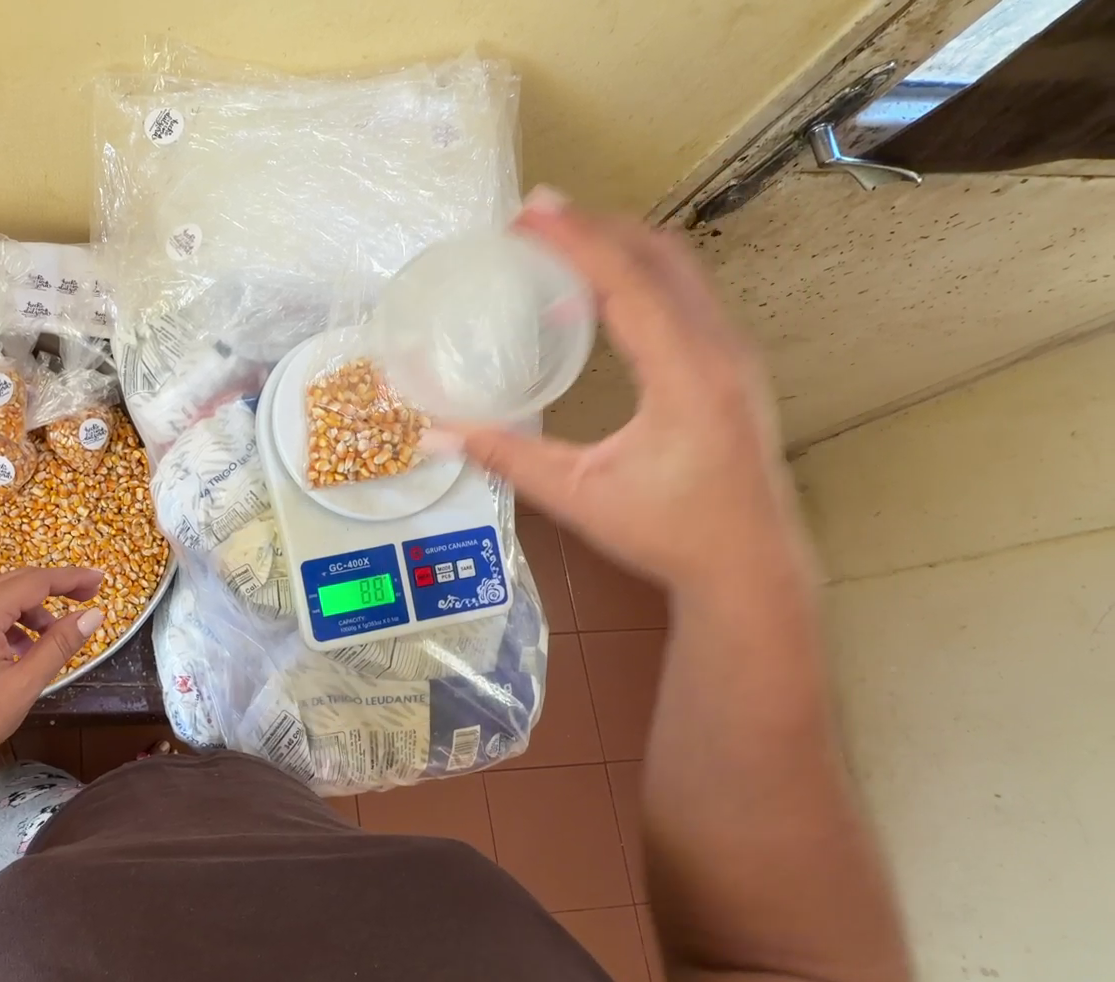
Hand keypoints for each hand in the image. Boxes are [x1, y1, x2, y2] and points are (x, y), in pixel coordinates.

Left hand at [0, 567, 104, 791]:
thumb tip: (94, 615)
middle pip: (18, 583)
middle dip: (55, 588)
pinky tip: (21, 653)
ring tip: (53, 641)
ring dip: (32, 612)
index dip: (72, 578)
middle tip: (88, 600)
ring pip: (1, 600)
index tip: (101, 581)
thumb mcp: (23, 684)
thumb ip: (59, 645)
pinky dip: (11, 625)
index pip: (37, 580)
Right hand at [437, 187, 818, 596]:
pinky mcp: (731, 367)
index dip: (576, 241)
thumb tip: (437, 433)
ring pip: (681, 271)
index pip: (629, 282)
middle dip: (597, 227)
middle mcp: (720, 350)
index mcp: (687, 373)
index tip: (531, 211)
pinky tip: (598, 293)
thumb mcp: (576, 495)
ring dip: (621, 246)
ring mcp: (735, 355)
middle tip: (536, 217)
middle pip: (662, 256)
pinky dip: (640, 275)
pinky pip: (686, 296)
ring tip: (560, 241)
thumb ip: (506, 456)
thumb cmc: (666, 533)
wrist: (749, 566)